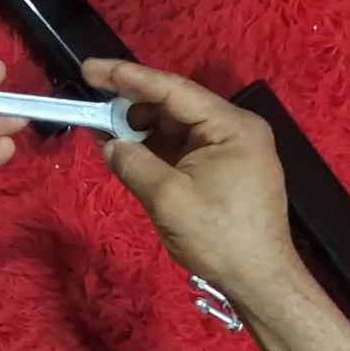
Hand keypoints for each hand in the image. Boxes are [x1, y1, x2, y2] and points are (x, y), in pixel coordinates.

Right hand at [83, 59, 305, 307]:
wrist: (259, 281)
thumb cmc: (218, 236)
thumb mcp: (168, 198)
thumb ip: (133, 163)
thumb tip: (108, 145)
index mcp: (230, 126)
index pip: (172, 90)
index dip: (127, 77)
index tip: (91, 69)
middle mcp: (234, 128)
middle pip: (174, 104)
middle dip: (131, 104)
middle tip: (91, 101)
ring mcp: (230, 149)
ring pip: (175, 126)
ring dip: (140, 128)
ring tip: (103, 130)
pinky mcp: (222, 169)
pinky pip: (181, 147)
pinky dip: (153, 148)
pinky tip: (126, 149)